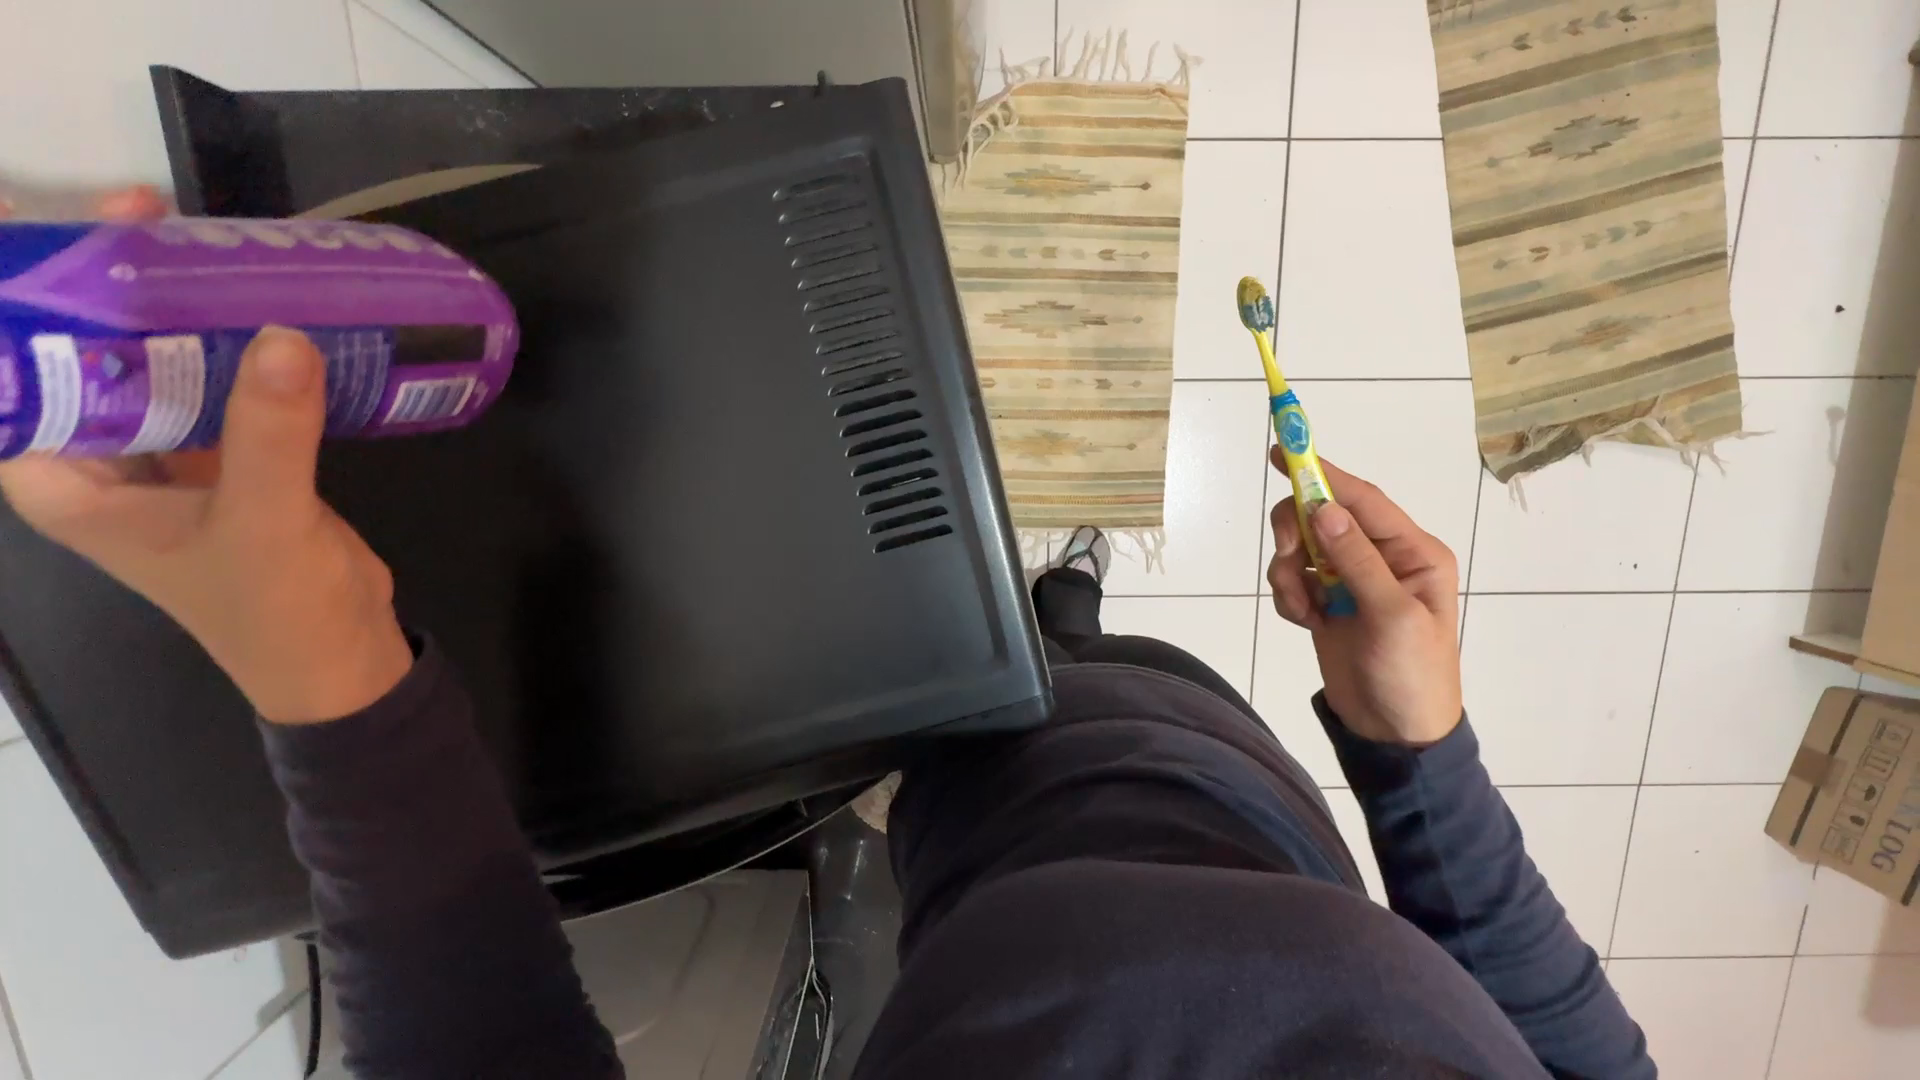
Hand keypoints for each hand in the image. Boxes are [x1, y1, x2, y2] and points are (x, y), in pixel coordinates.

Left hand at [0, 190, 411, 723]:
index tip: (58, 235)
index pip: (13, 374)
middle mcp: (105, 465)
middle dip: (111, 293)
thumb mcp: (263, 522)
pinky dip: (243, 362)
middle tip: (150, 221)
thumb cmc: (271, 607)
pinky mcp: (239, 467)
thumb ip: (268, 434)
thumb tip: (284, 337)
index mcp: (64, 481)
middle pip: (87, 359)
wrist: (340, 656)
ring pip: (163, 374)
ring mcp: (176, 465)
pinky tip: (268, 323)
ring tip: (211, 257)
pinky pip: (225, 398)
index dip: (21, 300)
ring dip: (185, 322)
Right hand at [1267, 452, 1462, 746]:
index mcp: (1411, 551)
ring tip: (1305, 610)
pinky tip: (1306, 622)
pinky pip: (1291, 578)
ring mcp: (1348, 579)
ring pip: (1299, 548)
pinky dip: (1288, 597)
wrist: (1393, 731)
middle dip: (1297, 536)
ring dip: (1289, 575)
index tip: (1282, 451)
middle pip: (1320, 517)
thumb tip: (1323, 508)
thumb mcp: (1391, 615)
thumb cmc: (1410, 673)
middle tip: (1291, 562)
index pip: (1361, 499)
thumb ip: (1356, 559)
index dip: (1322, 473)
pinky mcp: (1325, 601)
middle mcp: (1379, 556)